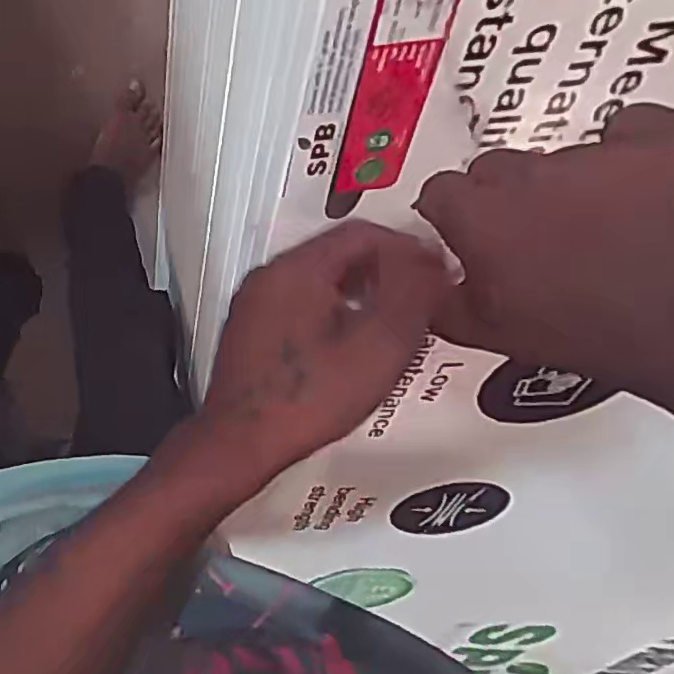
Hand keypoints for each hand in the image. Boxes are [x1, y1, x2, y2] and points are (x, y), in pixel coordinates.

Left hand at [177, 222, 450, 499]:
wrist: (242, 440)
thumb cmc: (298, 402)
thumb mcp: (379, 346)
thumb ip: (412, 296)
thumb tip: (429, 265)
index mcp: (296, 270)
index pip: (361, 233)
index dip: (407, 248)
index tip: (430, 268)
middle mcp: (268, 278)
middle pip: (337, 252)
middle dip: (384, 269)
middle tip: (416, 290)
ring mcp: (254, 302)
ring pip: (318, 277)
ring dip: (359, 290)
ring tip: (390, 316)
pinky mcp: (249, 327)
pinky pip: (298, 301)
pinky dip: (331, 309)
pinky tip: (350, 340)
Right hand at [414, 104, 673, 395]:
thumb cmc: (605, 335)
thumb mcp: (499, 336)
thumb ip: (446, 302)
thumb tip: (429, 289)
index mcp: (484, 217)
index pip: (442, 190)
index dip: (454, 210)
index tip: (467, 223)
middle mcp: (535, 172)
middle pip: (500, 166)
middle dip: (512, 194)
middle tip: (542, 231)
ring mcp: (606, 150)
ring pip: (569, 149)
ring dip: (578, 179)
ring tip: (613, 222)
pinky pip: (640, 127)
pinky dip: (641, 152)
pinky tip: (655, 190)